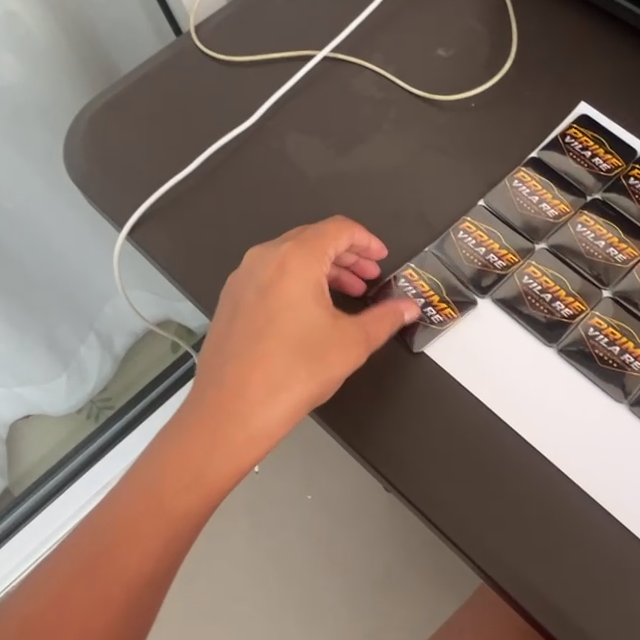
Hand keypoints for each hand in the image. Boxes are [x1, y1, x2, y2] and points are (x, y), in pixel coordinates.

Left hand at [182, 216, 419, 464]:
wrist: (232, 410)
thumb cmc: (294, 372)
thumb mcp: (352, 343)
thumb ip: (386, 318)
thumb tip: (409, 308)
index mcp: (296, 258)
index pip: (338, 229)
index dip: (366, 240)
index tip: (382, 258)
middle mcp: (265, 259)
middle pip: (312, 239)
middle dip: (346, 255)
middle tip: (370, 277)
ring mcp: (243, 279)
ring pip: (290, 258)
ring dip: (323, 270)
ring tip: (348, 295)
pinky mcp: (231, 301)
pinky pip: (271, 276)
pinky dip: (298, 282)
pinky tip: (313, 312)